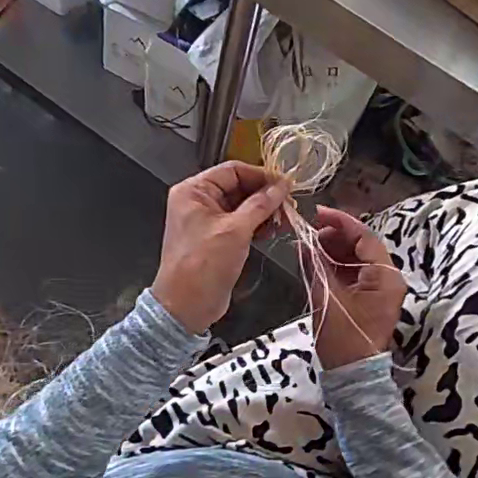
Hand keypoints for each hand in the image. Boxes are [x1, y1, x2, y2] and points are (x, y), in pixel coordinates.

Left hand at [151, 161, 291, 333]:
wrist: (187, 306)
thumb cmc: (203, 265)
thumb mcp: (235, 230)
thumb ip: (261, 204)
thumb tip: (282, 186)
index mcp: (194, 191)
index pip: (233, 171)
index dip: (261, 175)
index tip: (286, 185)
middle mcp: (199, 201)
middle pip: (240, 187)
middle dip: (266, 196)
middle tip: (290, 205)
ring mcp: (208, 221)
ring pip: (244, 206)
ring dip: (266, 211)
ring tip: (286, 219)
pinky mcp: (218, 238)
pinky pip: (242, 223)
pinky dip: (259, 224)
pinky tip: (274, 230)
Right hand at [307, 206, 408, 370]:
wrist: (353, 376)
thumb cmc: (343, 338)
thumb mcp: (326, 298)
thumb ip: (316, 265)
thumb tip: (305, 242)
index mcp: (385, 276)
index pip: (365, 237)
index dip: (340, 222)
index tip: (317, 213)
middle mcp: (389, 279)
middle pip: (363, 245)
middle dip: (336, 236)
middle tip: (310, 231)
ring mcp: (382, 290)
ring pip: (359, 258)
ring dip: (335, 250)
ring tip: (311, 245)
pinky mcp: (372, 299)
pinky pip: (356, 273)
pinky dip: (338, 265)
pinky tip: (318, 261)